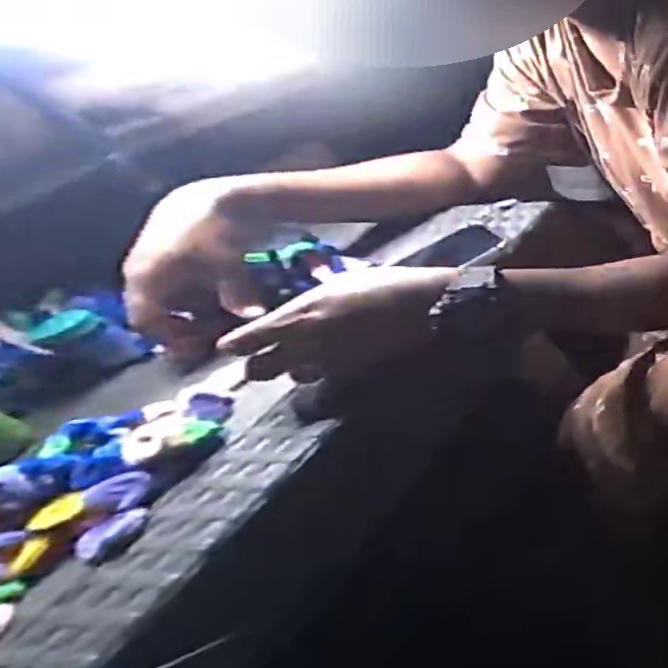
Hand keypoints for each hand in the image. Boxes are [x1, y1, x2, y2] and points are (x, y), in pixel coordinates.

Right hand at [123, 180, 268, 360]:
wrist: (219, 195)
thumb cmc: (216, 230)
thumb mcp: (226, 264)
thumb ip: (236, 293)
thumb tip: (252, 319)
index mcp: (145, 278)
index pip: (146, 321)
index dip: (170, 338)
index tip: (200, 350)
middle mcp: (147, 275)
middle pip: (161, 312)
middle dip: (188, 328)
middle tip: (218, 340)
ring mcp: (164, 266)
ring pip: (177, 300)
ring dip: (199, 314)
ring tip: (229, 325)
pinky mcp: (183, 259)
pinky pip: (189, 287)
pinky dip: (207, 298)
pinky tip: (233, 305)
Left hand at [215, 266, 455, 382]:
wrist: (429, 305)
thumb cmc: (387, 284)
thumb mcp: (342, 281)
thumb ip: (311, 300)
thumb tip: (296, 306)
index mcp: (294, 317)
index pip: (239, 343)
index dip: (238, 342)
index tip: (244, 339)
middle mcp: (303, 346)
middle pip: (257, 371)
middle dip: (261, 363)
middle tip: (274, 352)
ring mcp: (329, 363)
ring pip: (295, 378)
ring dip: (298, 369)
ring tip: (313, 357)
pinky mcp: (355, 374)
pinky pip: (327, 386)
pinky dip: (328, 380)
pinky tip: (340, 366)